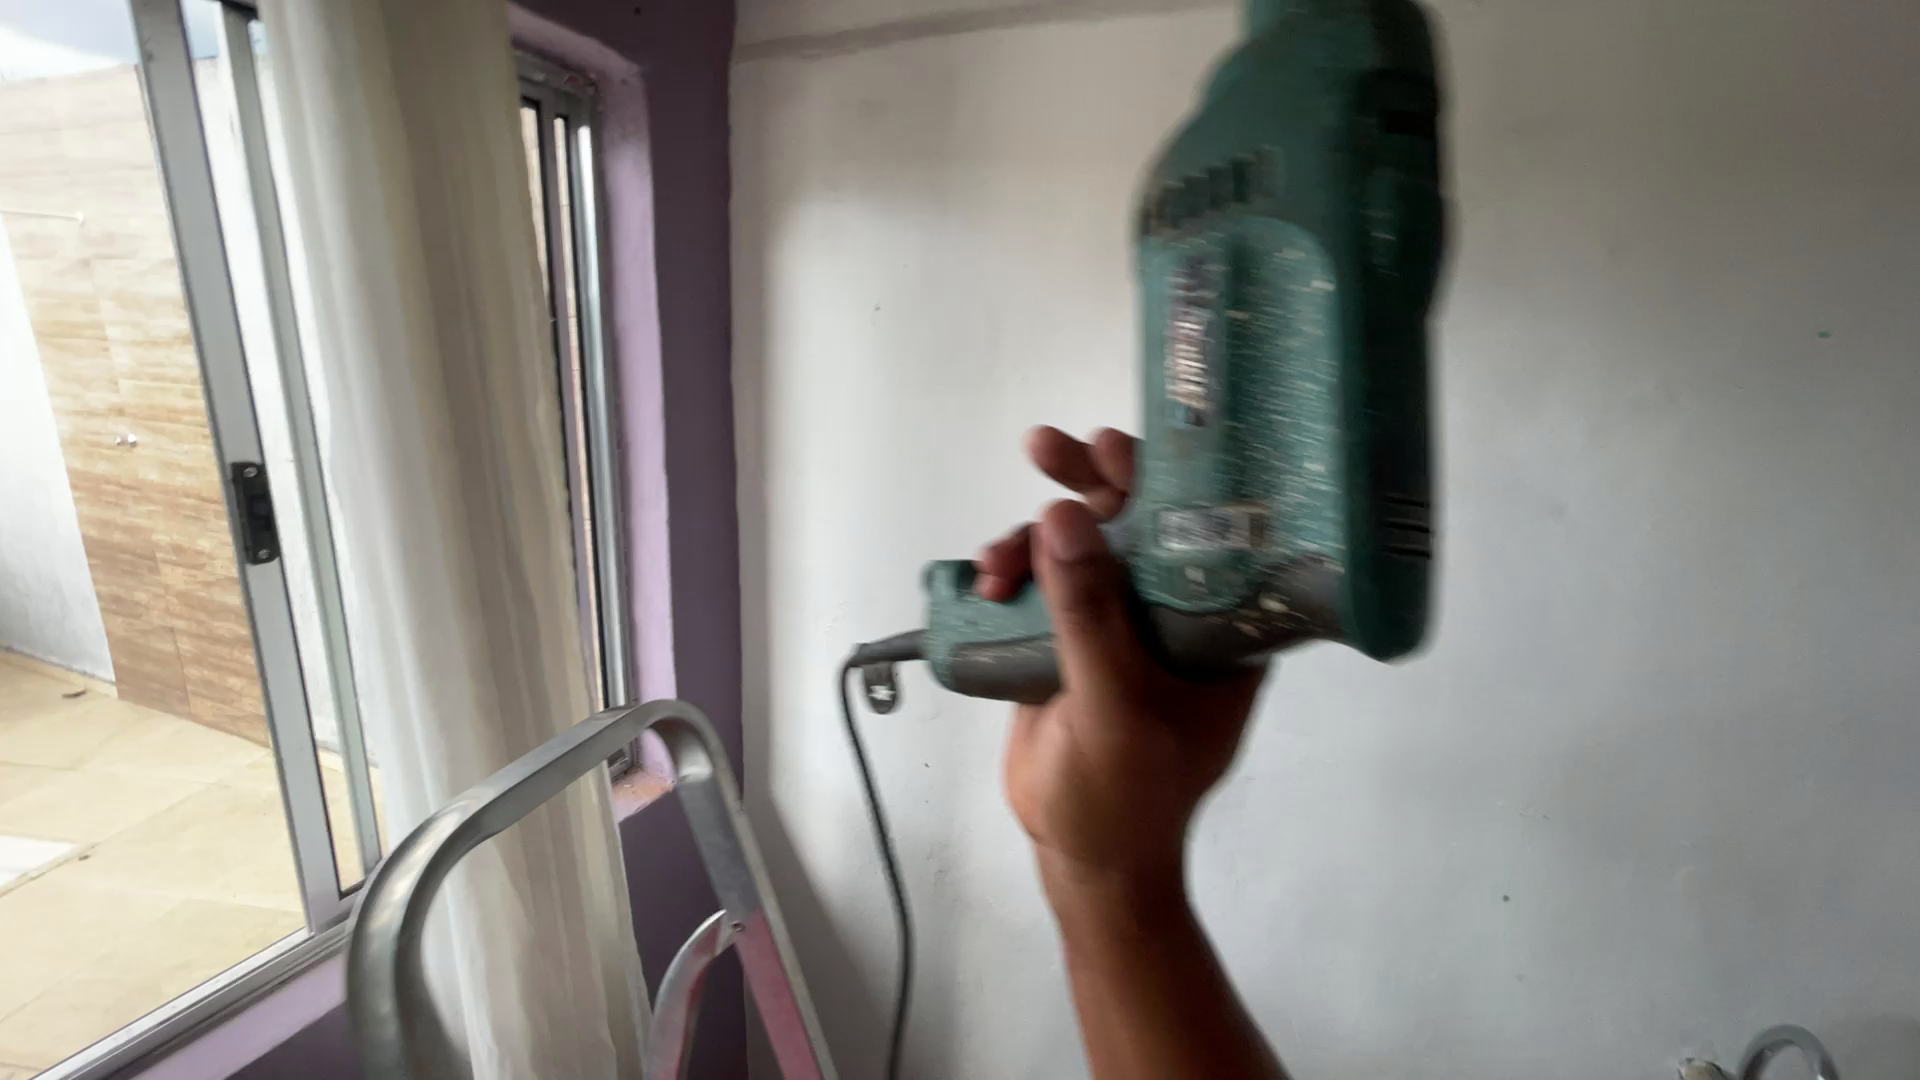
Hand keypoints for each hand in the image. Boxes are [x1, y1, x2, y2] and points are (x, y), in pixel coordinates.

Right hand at [976, 427, 1267, 891]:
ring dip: (1031, 539)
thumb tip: (1062, 516)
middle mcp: (1168, 612)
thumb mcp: (1113, 706)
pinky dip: (1011, 569)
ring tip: (995, 564)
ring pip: (1075, 548)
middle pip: (1132, 523)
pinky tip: (988, 578)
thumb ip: (1089, 616)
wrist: (1077, 849)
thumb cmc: (1123, 795)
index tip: (1111, 448)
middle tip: (1043, 447)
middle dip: (1086, 483)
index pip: (1198, 531)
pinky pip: (1040, 581)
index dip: (1160, 480)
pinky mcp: (1066, 635)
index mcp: (1214, 625)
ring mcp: (1113, 621)